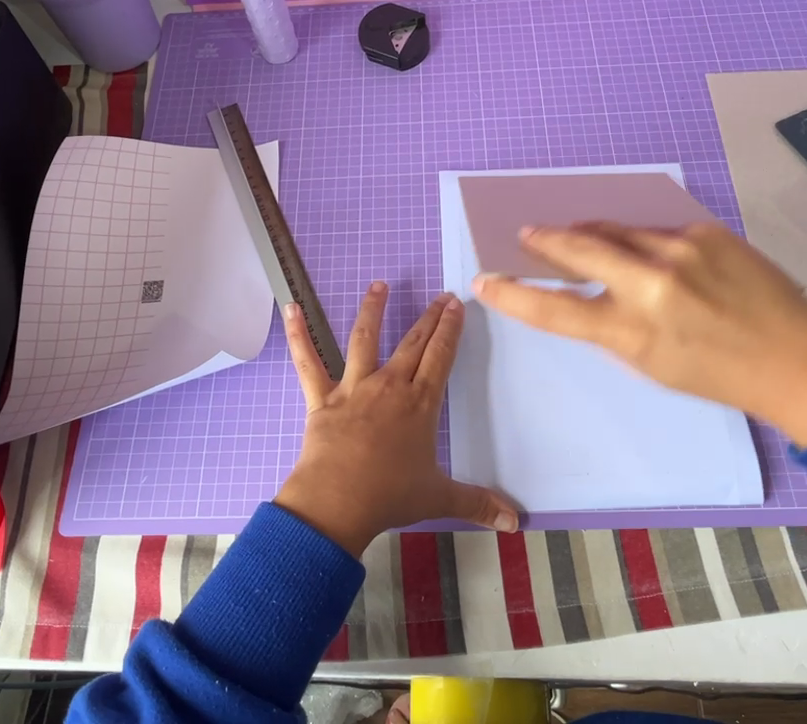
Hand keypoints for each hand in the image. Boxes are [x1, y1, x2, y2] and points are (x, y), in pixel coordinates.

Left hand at [274, 283, 518, 555]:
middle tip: (440, 296)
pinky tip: (291, 309)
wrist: (338, 502)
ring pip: (364, 339)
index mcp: (420, 404)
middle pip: (413, 344)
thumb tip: (516, 522)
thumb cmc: (390, 496)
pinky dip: (298, 335)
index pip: (440, 357)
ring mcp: (353, 388)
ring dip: (372, 310)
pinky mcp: (321, 397)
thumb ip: (478, 503)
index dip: (450, 329)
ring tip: (379, 285)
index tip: (456, 305)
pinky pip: (308, 362)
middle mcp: (389, 386)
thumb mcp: (439, 498)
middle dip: (429, 318)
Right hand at [472, 223, 806, 446]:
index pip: (554, 309)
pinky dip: (641, 238)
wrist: (800, 358)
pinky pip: (654, 228)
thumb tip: (585, 291)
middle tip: (526, 235)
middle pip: (577, 247)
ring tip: (573, 234)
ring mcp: (681, 250)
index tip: (485, 281)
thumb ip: (613, 326)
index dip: (513, 294)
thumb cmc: (718, 374)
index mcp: (634, 332)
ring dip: (590, 233)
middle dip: (545, 240)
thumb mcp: (652, 365)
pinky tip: (650, 253)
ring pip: (614, 229)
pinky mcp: (705, 230)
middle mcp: (652, 285)